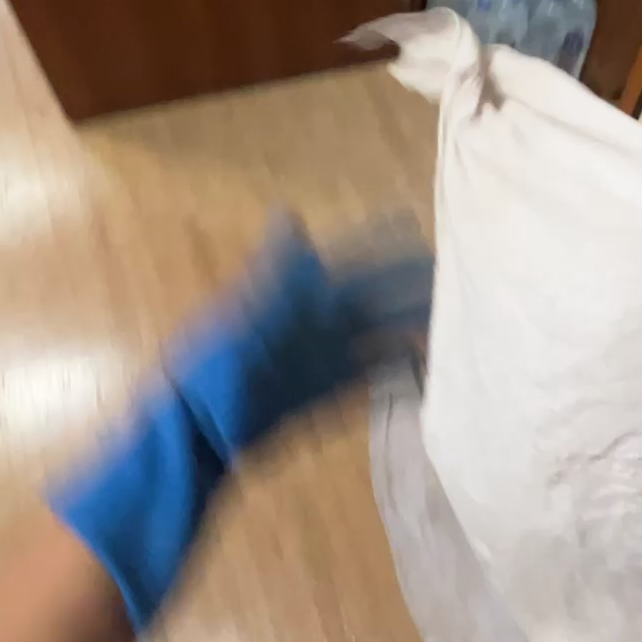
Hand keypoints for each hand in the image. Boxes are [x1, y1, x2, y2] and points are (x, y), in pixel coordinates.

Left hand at [180, 215, 434, 456]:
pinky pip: (365, 377)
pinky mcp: (321, 395)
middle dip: (409, 284)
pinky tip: (417, 366)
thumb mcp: (242, 307)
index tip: (413, 223)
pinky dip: (392, 371)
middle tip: (450, 276)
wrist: (192, 428)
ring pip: (374, 335)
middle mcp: (312, 321)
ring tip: (446, 320)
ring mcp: (319, 359)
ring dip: (407, 326)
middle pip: (371, 296)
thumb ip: (273, 265)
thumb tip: (289, 213)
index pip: (347, 258)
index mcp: (295, 293)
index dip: (377, 240)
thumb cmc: (213, 363)